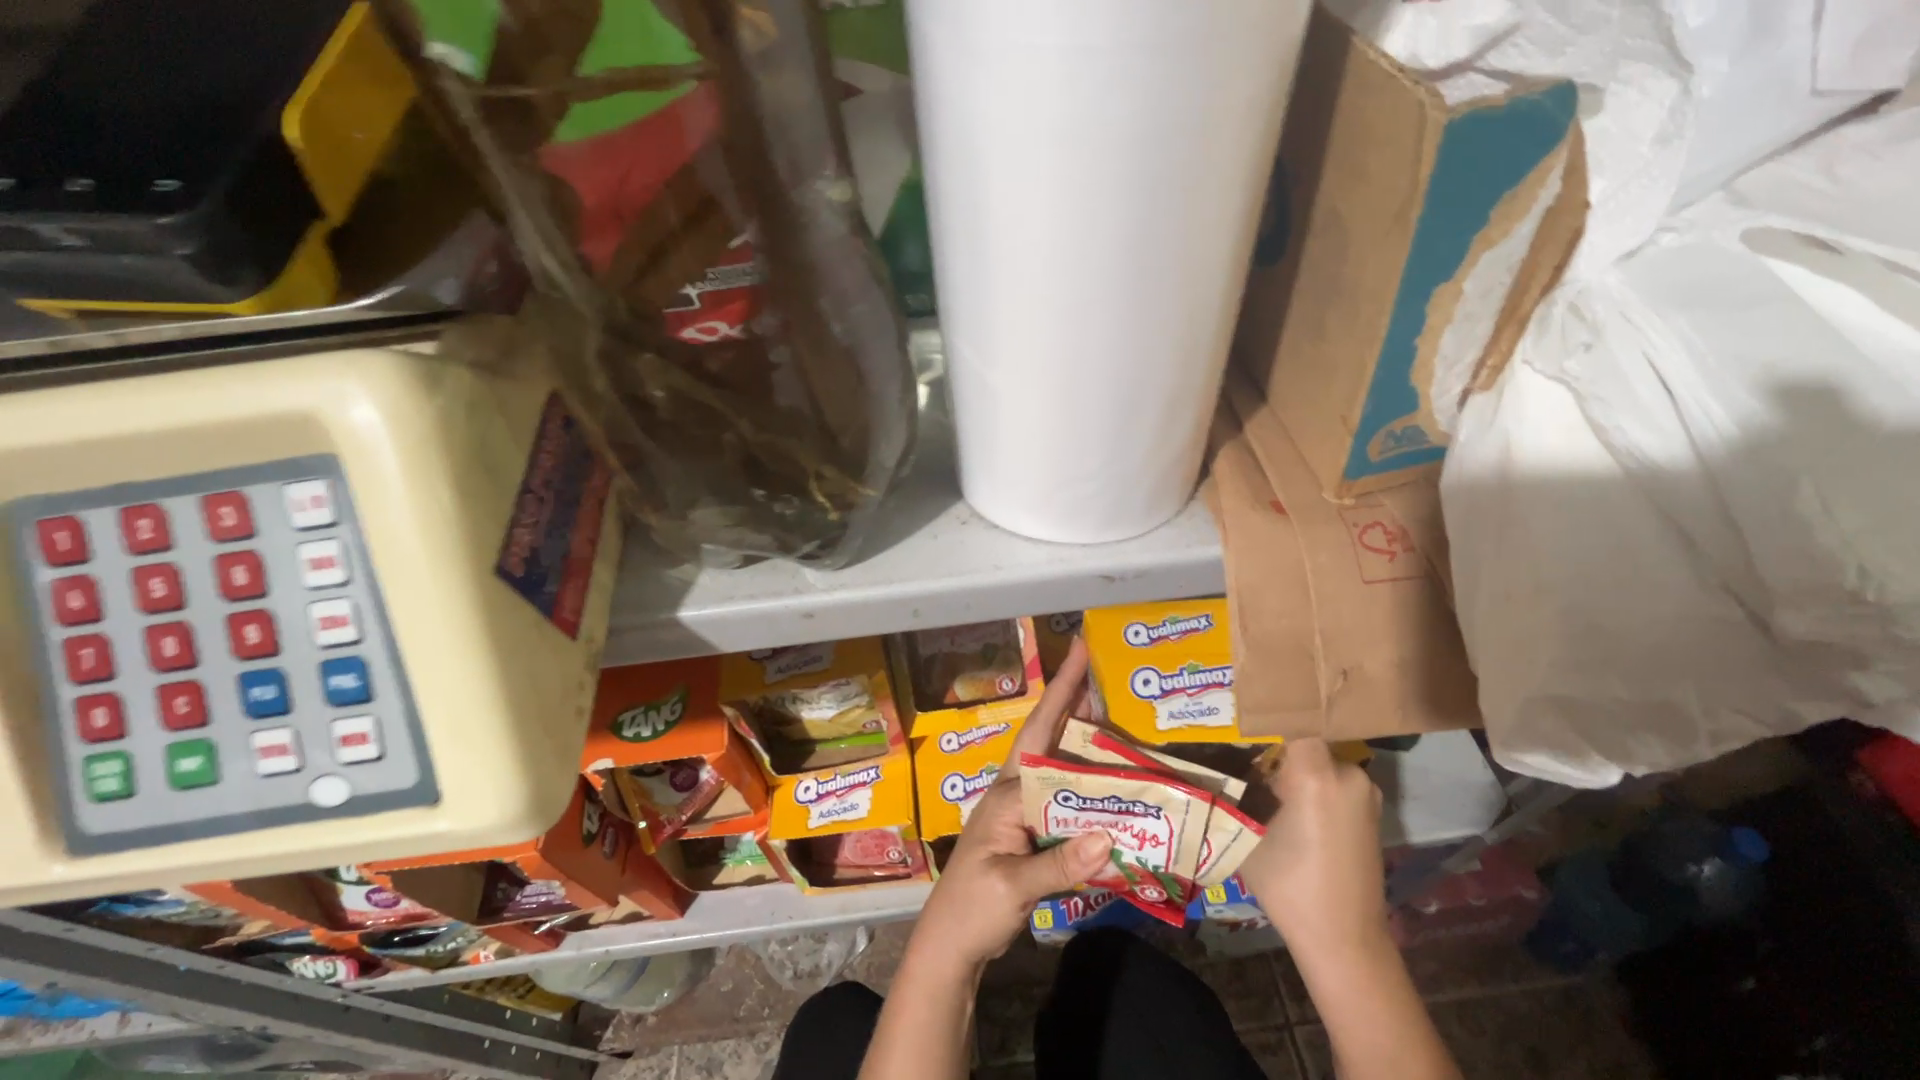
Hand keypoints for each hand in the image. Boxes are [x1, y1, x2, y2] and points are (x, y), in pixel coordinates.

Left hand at [910, 639, 1111, 970]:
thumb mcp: (1013, 886)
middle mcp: (1015, 795)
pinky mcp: (1031, 837)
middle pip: (1049, 741)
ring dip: (1084, 744)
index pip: (1040, 734)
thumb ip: (1058, 863)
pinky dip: (1088, 789)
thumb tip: (1106, 836)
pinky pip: (1065, 801)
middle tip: (1108, 677)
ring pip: (1058, 768)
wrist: (950, 946)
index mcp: (1008, 795)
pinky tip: (1111, 788)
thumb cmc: (972, 909)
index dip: (1061, 692)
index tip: (1081, 652)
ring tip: (1118, 721)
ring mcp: (1022, 815)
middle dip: (1074, 706)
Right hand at [1236, 737, 1386, 959]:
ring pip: (1322, 765)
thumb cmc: (1289, 885)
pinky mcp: (1372, 814)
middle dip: (1278, 750)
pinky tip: (1291, 812)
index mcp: (1317, 775)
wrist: (1343, 937)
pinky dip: (1315, 790)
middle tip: (1246, 759)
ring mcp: (1366, 795)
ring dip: (1298, 773)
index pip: (1293, 722)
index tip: (1241, 720)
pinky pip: (1336, 786)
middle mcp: (1349, 775)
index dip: (1267, 719)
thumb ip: (1237, 796)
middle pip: (1307, 743)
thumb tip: (1222, 773)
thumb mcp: (1246, 836)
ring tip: (1266, 788)